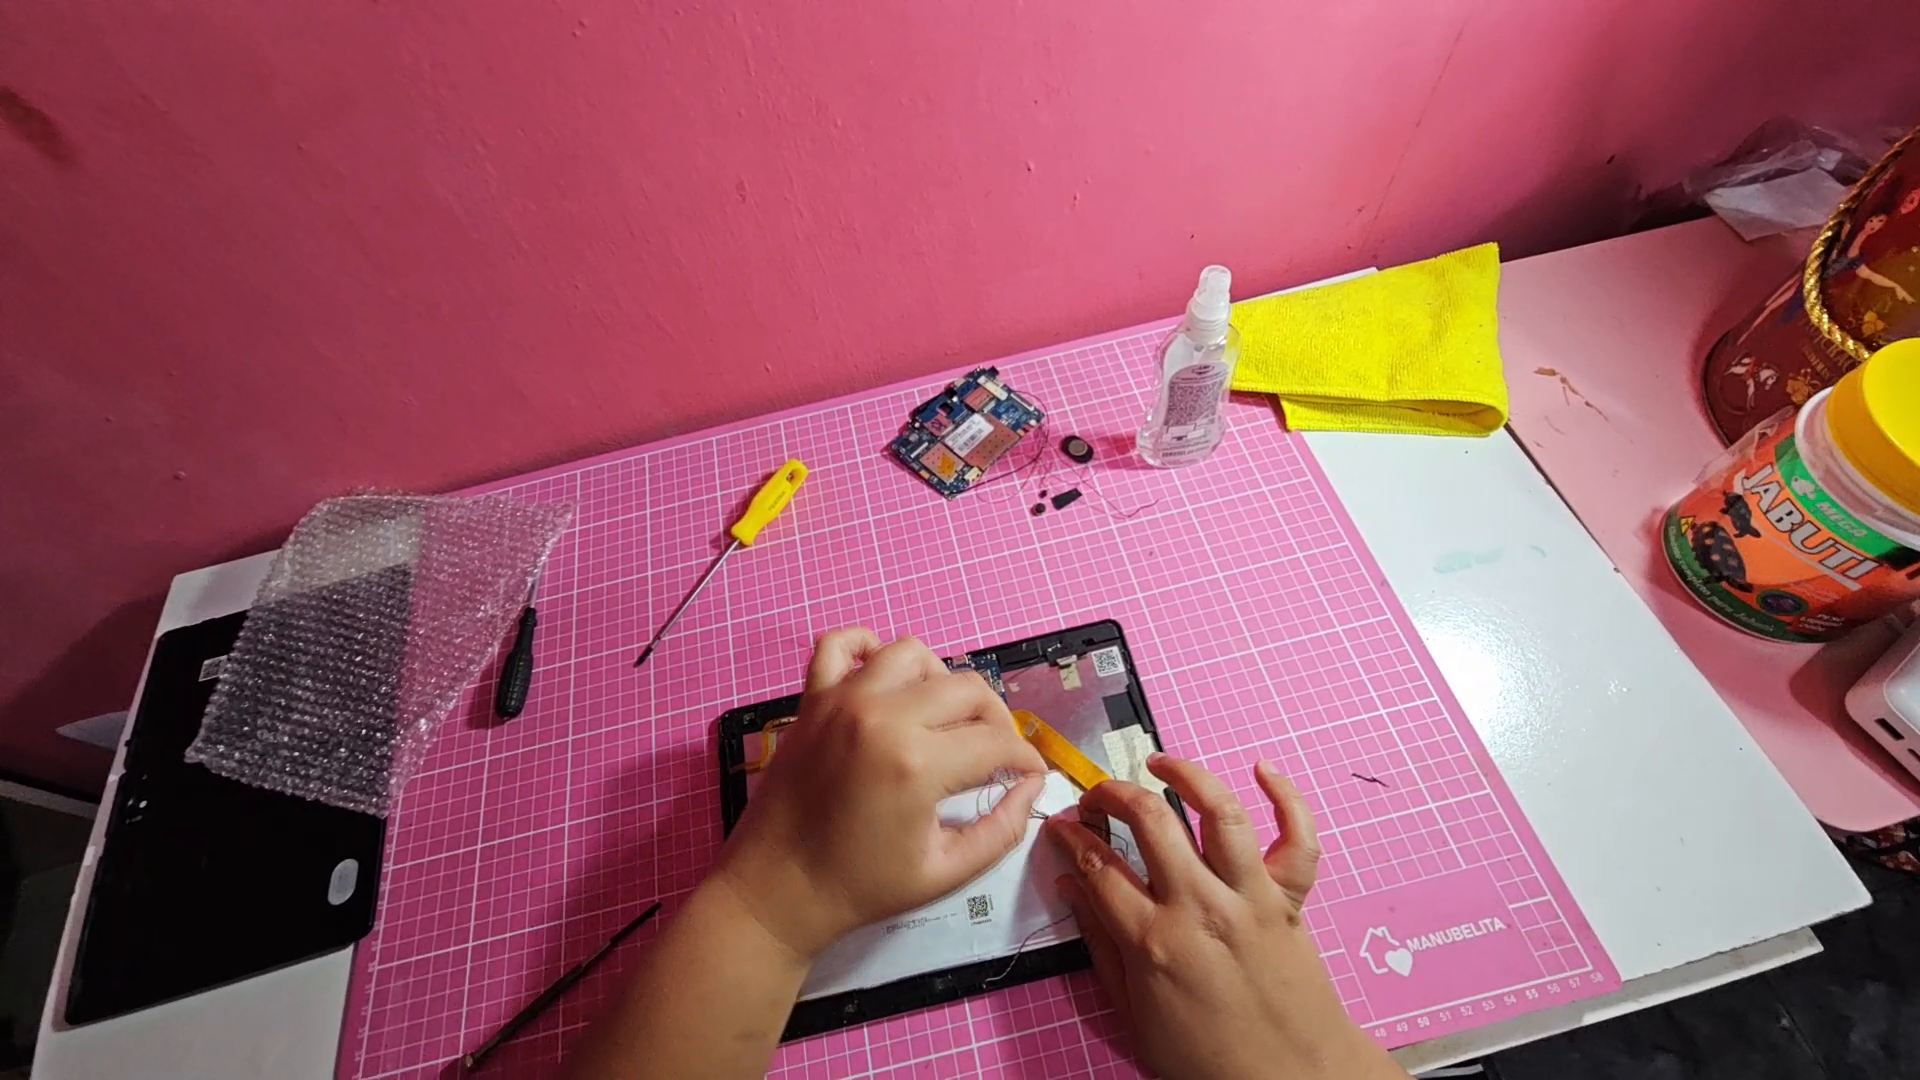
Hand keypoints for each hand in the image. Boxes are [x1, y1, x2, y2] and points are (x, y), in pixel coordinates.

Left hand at [714, 628, 1047, 959]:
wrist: (773, 891)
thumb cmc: (858, 887)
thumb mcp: (944, 873)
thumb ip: (1001, 830)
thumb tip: (1032, 786)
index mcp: (917, 763)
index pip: (996, 742)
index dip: (1025, 759)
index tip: (1029, 775)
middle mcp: (884, 715)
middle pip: (967, 689)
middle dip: (997, 719)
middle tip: (995, 752)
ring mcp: (843, 698)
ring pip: (913, 653)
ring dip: (940, 680)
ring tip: (942, 717)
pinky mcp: (812, 697)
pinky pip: (840, 643)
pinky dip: (866, 646)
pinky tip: (883, 677)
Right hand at [1045, 756, 1407, 1079]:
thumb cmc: (1206, 1061)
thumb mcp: (1132, 1015)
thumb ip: (1098, 943)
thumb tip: (1069, 884)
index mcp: (1154, 940)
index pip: (1097, 864)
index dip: (1070, 836)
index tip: (1061, 826)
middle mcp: (1201, 906)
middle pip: (1149, 821)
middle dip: (1111, 794)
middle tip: (1097, 797)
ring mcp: (1250, 898)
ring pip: (1220, 813)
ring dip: (1186, 775)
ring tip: (1159, 764)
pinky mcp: (1289, 900)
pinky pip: (1298, 839)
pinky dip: (1287, 798)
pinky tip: (1263, 769)